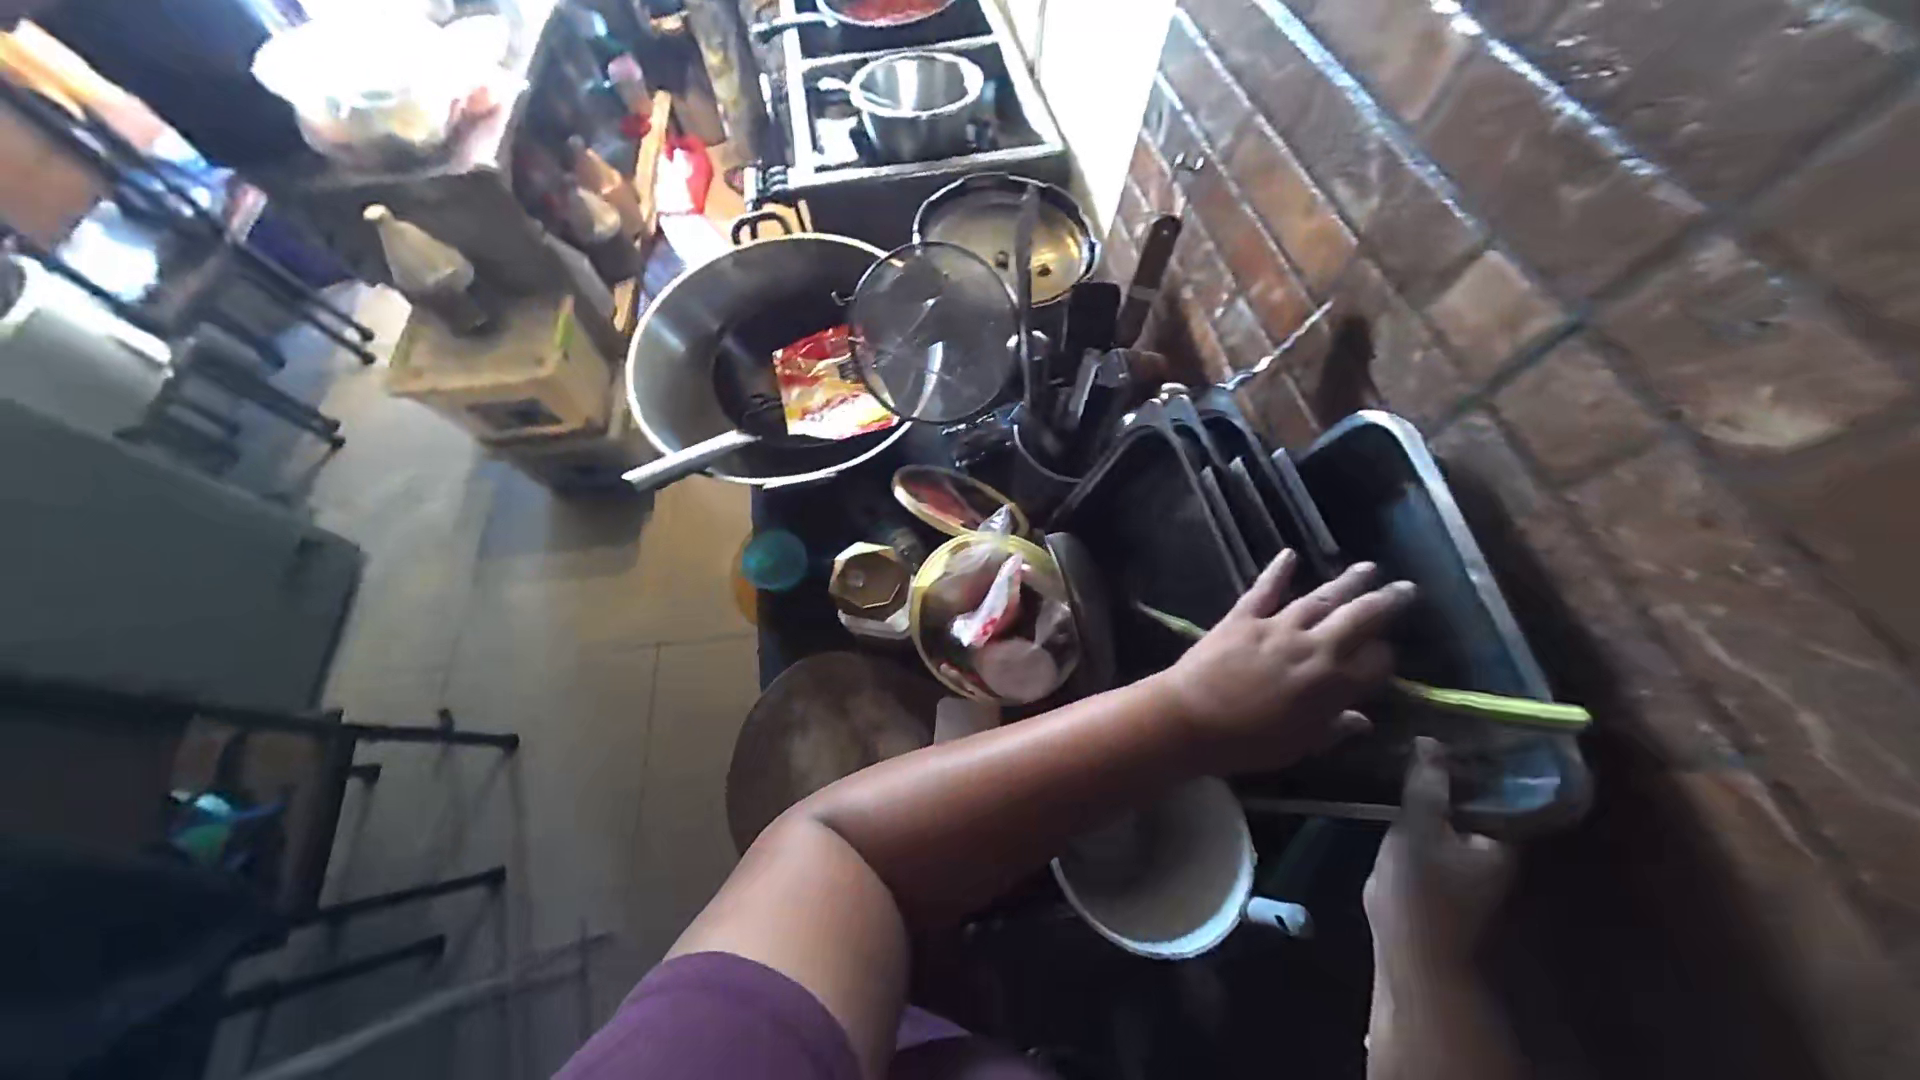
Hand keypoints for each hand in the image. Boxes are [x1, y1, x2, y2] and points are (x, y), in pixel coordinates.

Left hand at [1149, 550, 1415, 773]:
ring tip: (1368, 568)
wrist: (1189, 718)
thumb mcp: (1299, 746)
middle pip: (1360, 618)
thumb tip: (1362, 722)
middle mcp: (1312, 648)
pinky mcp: (1242, 618)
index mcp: (1332, 684)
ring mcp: (1276, 628)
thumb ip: (1333, 729)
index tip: (1384, 656)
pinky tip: (1289, 555)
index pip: (1376, 662)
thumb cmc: (1246, 742)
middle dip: (1387, 602)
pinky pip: (1264, 590)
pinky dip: (1276, 571)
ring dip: (1346, 582)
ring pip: (1320, 599)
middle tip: (1406, 588)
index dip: (1384, 657)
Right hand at [1364, 737, 1512, 963]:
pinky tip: (1391, 772)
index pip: (1504, 783)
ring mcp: (1459, 847)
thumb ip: (1428, 784)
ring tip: (1406, 736)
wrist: (1406, 943)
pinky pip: (1427, 814)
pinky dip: (1414, 795)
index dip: (1485, 751)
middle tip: (1426, 719)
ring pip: (1447, 801)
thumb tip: (1430, 738)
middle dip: (1451, 760)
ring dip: (1429, 777)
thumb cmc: (1424, 889)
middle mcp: (1489, 838)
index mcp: (1504, 835)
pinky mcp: (1431, 852)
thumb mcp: (1423, 828)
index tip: (1462, 719)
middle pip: (1473, 789)